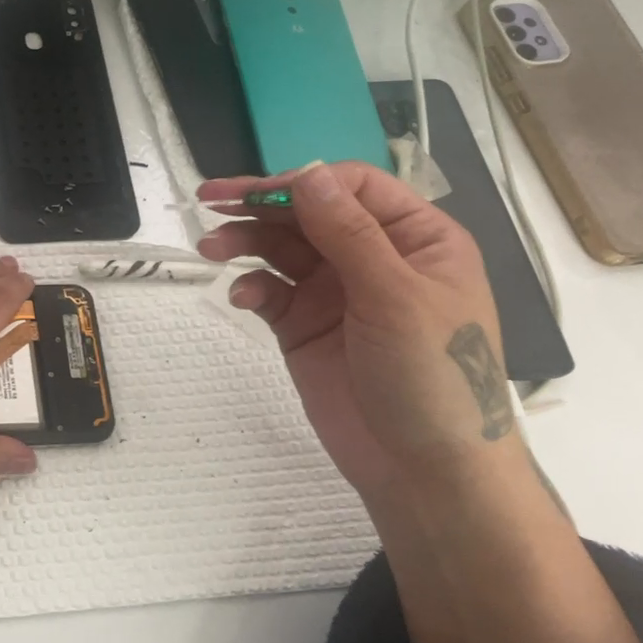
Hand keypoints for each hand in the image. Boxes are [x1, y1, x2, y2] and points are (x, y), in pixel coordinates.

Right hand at [194, 161, 516, 499]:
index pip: (353, 189)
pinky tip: (241, 298)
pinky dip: (250, 288)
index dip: (302, 184)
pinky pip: (269, 292)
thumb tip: (307, 174)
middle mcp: (374, 258)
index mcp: (416, 239)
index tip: (254, 194)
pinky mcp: (303, 326)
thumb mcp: (395, 296)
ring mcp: (335, 293)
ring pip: (280, 250)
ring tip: (209, 249)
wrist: (423, 468)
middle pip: (307, 214)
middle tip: (209, 201)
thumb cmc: (433, 375)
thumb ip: (348, 233)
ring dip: (244, 243)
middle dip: (260, 208)